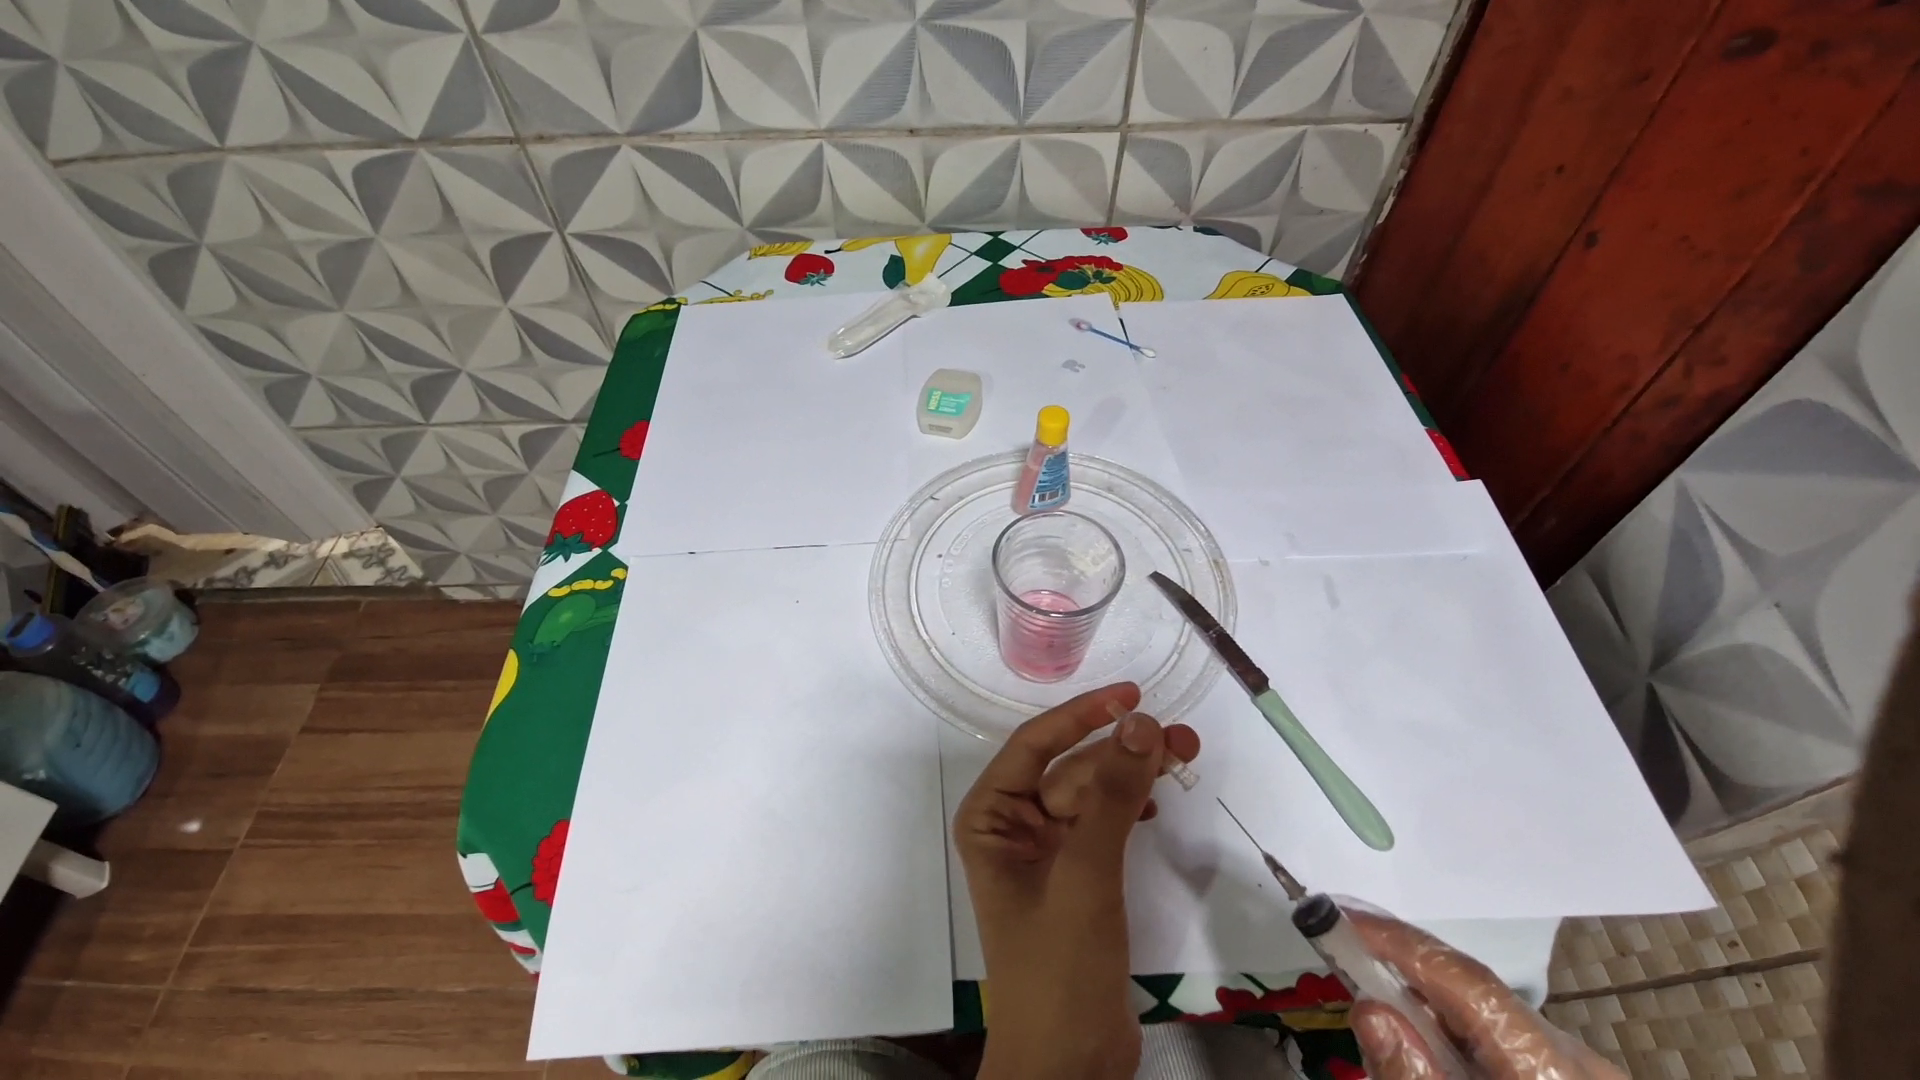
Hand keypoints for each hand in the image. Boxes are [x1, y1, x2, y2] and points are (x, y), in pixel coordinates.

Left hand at [954, 682, 1198, 1079]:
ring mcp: (1047, 854)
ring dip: (1135, 776)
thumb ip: (1110, 795)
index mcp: (990, 817)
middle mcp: (1013, 826)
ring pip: (1093, 795)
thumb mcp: (1085, 872)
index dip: (1082, 714)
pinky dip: (1131, 809)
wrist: (1069, 1061)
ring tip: (1186, 756)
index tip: (1131, 694)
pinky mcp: (1078, 879)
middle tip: (1183, 737)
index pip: (1035, 745)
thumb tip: (1140, 722)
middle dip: (1123, 751)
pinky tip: (1158, 802)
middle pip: (1071, 768)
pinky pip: (1103, 826)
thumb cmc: (1058, 965)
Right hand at [1348, 912, 1626, 1079]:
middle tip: (1336, 941)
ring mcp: (1579, 1067)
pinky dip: (1447, 1023)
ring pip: (1482, 1010)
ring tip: (1364, 983)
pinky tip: (1416, 1031)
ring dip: (1420, 995)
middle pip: (1473, 990)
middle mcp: (1578, 1057)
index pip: (1471, 984)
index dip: (1400, 943)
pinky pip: (1494, 1032)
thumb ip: (1414, 1078)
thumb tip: (1369, 1007)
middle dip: (1402, 963)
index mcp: (1554, 1069)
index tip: (1337, 915)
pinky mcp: (1566, 1075)